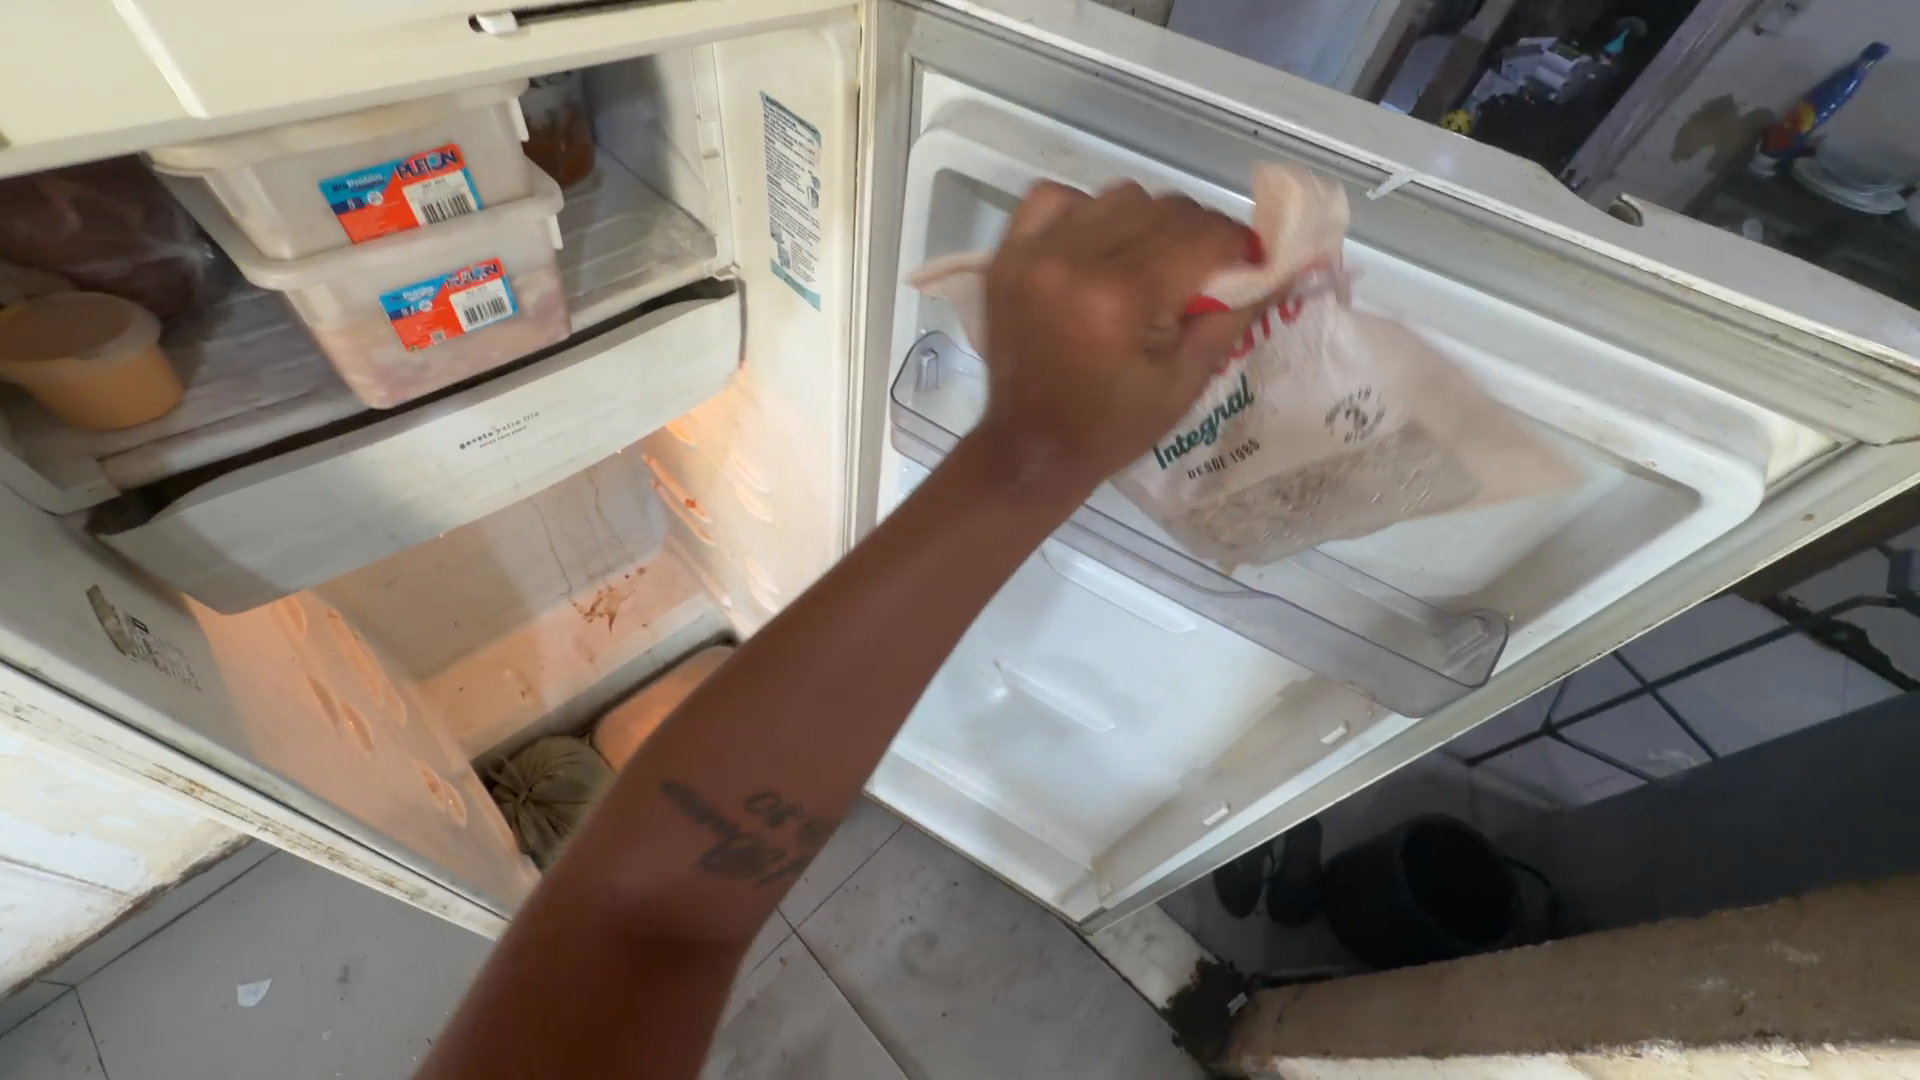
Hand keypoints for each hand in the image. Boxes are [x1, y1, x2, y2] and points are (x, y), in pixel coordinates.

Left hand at [970, 180, 1265, 500]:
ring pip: (1117, 197)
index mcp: (1120, 298)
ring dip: (1144, 224)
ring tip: (1144, 267)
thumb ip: (1234, 314)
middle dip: (1196, 237)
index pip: (1203, 236)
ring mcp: (1034, 254)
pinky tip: (1094, 249)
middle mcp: (1074, 261)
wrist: (1030, 449)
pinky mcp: (1007, 256)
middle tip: (1198, 276)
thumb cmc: (1111, 427)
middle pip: (1163, 209)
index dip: (1238, 247)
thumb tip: (1282, 263)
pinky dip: (1084, 214)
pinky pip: (1055, 198)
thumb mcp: (1185, 382)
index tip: (1248, 266)